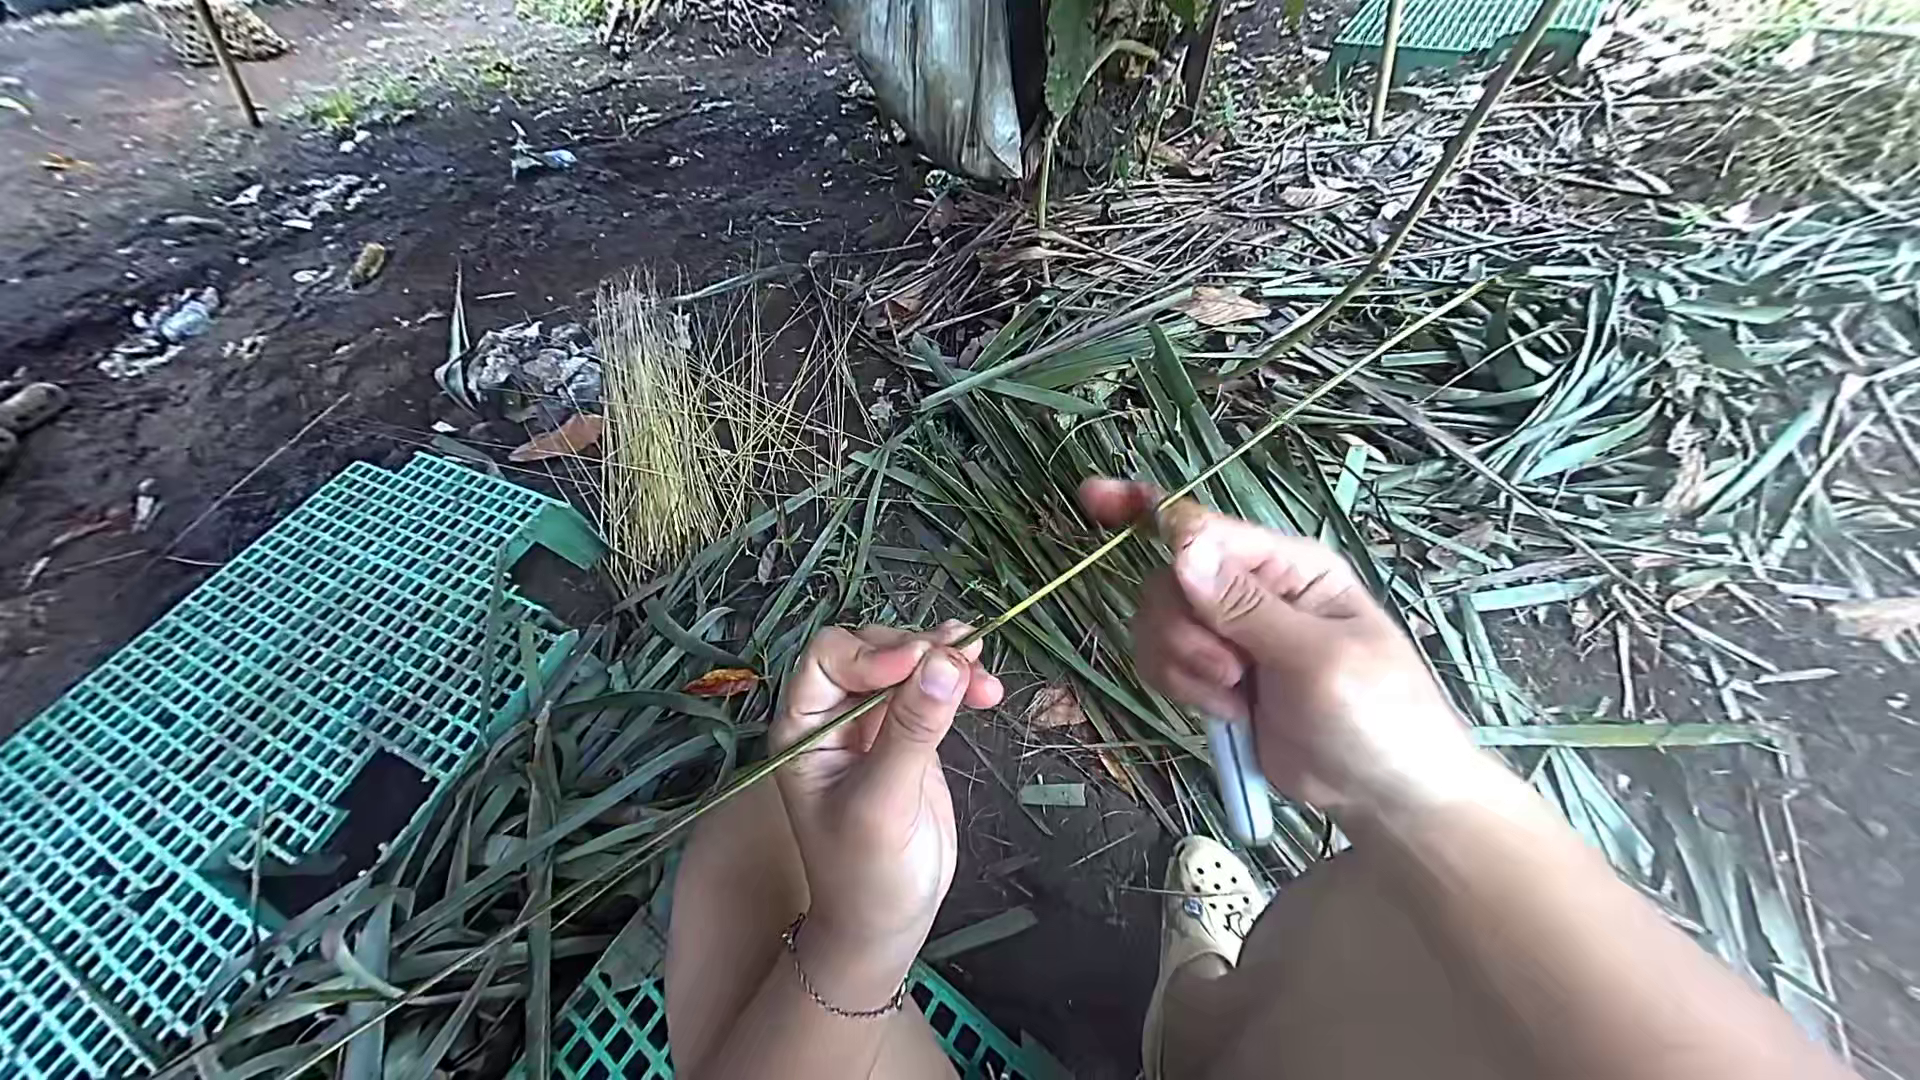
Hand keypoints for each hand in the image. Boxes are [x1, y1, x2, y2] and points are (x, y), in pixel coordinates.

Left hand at [769, 622, 1003, 1004]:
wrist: (891, 918)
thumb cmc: (867, 873)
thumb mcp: (883, 803)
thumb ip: (911, 731)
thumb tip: (945, 663)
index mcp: (805, 725)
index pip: (828, 659)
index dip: (871, 652)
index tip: (918, 664)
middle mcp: (837, 712)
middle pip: (875, 651)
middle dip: (919, 651)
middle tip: (964, 661)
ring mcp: (877, 718)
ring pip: (910, 662)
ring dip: (947, 658)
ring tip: (981, 664)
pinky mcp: (913, 729)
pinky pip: (934, 686)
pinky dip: (960, 678)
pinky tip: (984, 680)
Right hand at [1080, 478, 1492, 823]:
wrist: (1382, 800)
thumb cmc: (1378, 720)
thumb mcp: (1318, 660)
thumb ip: (1245, 606)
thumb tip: (1179, 547)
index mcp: (1285, 566)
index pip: (1202, 525)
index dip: (1144, 508)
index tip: (1091, 497)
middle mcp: (1247, 587)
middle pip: (1165, 582)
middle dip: (1182, 631)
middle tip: (1229, 672)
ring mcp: (1224, 629)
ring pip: (1155, 622)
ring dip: (1182, 665)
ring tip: (1235, 697)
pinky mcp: (1206, 669)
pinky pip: (1158, 660)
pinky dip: (1179, 685)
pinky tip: (1225, 710)